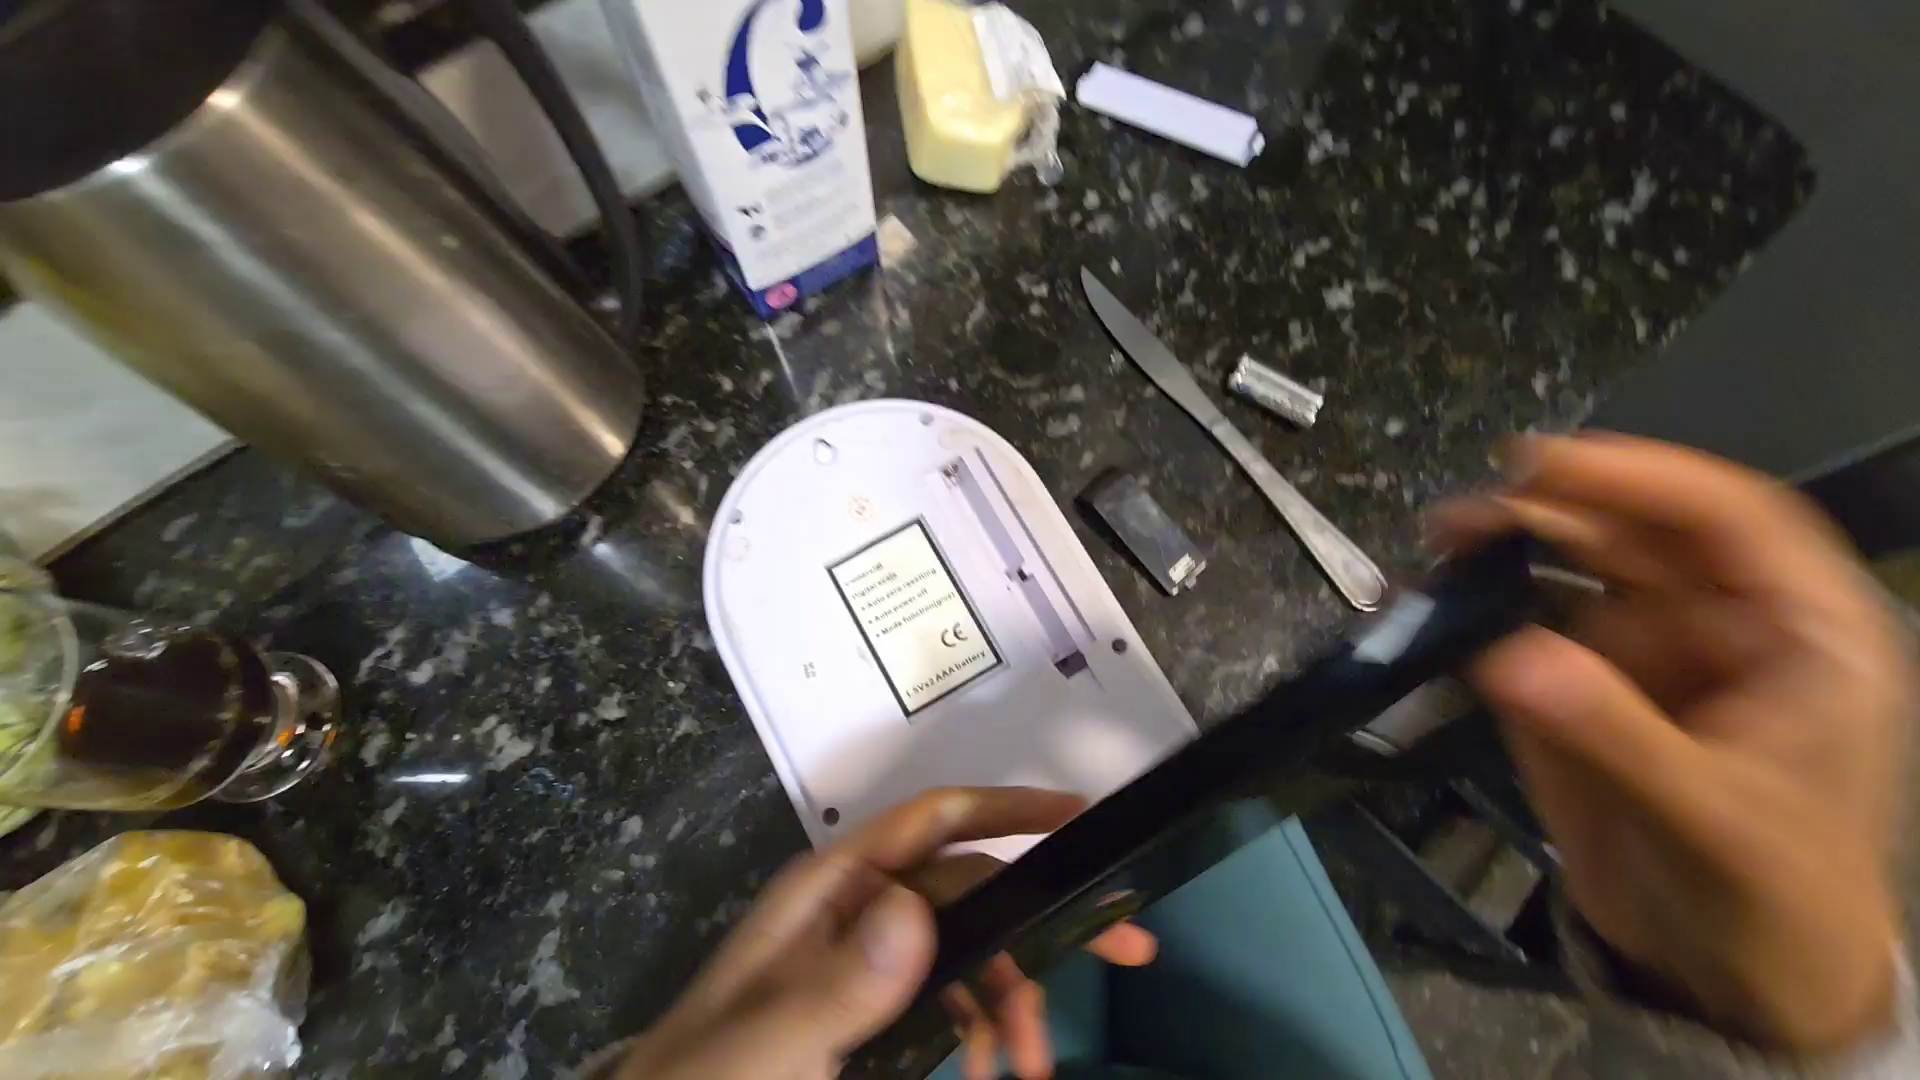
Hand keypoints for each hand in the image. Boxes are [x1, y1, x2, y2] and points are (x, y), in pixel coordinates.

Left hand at [613, 787, 1155, 1079]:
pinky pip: (948, 998)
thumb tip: (917, 909)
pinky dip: (982, 1025)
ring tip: (1036, 1064)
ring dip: (1013, 993)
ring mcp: (867, 960)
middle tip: (1129, 945)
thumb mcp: (772, 1040)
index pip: (934, 822)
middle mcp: (859, 908)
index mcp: (835, 887)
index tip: (1081, 817)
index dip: (1007, 807)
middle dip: (1042, 917)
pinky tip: (993, 1067)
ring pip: (967, 950)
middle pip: (970, 888)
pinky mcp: (873, 1008)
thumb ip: (837, 979)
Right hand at [1431, 433, 1917, 1054]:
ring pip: (1566, 567)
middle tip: (1459, 514)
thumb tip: (1506, 656)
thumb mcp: (1709, 820)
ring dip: (1501, 547)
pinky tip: (1425, 599)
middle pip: (1629, 532)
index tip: (1539, 464)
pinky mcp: (1571, 679)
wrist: (1719, 965)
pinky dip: (1470, 605)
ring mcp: (1633, 648)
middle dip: (1545, 510)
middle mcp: (1710, 621)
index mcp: (1794, 635)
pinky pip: (1518, 622)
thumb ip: (1612, 735)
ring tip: (1434, 544)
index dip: (1638, 478)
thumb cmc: (1766, 896)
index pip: (1726, 519)